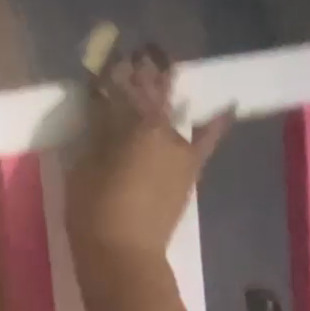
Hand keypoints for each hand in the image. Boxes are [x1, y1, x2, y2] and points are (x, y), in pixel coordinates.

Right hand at [66, 45, 232, 261]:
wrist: (124, 256)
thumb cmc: (92, 215)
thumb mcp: (81, 173)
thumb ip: (93, 139)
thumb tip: (100, 118)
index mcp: (130, 125)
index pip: (114, 93)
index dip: (107, 78)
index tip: (102, 62)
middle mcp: (160, 128)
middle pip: (146, 95)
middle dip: (139, 74)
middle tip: (134, 53)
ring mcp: (179, 147)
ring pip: (171, 109)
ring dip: (164, 88)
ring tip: (161, 66)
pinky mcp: (189, 169)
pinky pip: (207, 140)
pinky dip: (217, 122)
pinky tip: (228, 105)